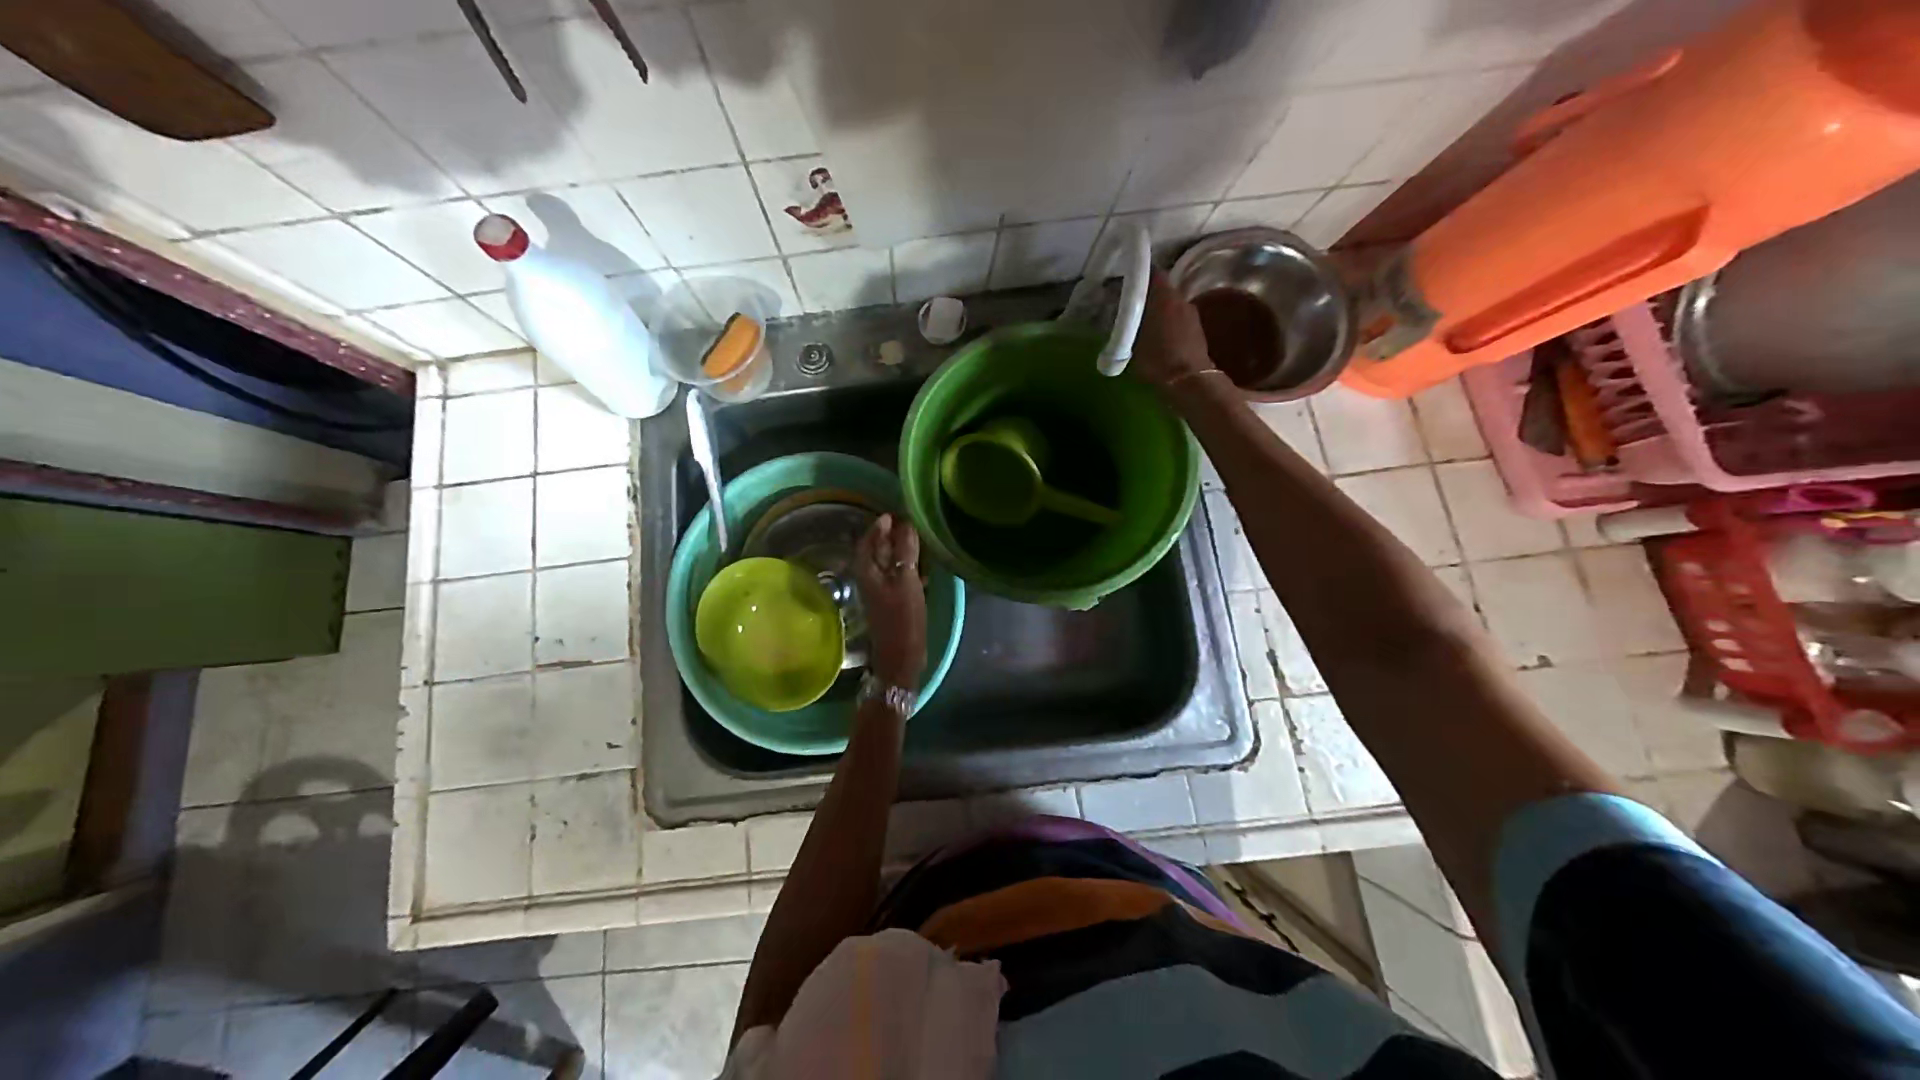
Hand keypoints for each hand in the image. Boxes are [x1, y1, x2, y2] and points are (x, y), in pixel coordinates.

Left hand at [854, 514, 925, 689]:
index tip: (894, 515)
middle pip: (877, 551)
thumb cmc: (903, 617)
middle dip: (890, 537)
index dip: (879, 527)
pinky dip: (905, 568)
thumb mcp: (907, 580)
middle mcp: (869, 579)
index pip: (868, 540)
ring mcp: (879, 592)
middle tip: (908, 524)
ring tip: (917, 542)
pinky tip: (921, 569)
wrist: (901, 656)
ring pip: (887, 565)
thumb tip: (905, 523)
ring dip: (899, 552)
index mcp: (867, 571)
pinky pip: (895, 577)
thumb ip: (905, 551)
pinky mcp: (890, 602)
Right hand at [1130, 268, 1215, 388]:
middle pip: (1163, 290)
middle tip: (1133, 307)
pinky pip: (1179, 320)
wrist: (1189, 381)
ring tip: (1145, 325)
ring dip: (1161, 312)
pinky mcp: (1198, 330)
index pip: (1153, 273)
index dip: (1141, 276)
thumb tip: (1121, 320)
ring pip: (1172, 306)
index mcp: (1164, 296)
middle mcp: (1180, 299)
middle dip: (1149, 297)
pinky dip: (1170, 324)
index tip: (1127, 283)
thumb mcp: (1131, 343)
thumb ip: (1127, 326)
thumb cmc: (1157, 359)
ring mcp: (1192, 315)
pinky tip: (1159, 337)